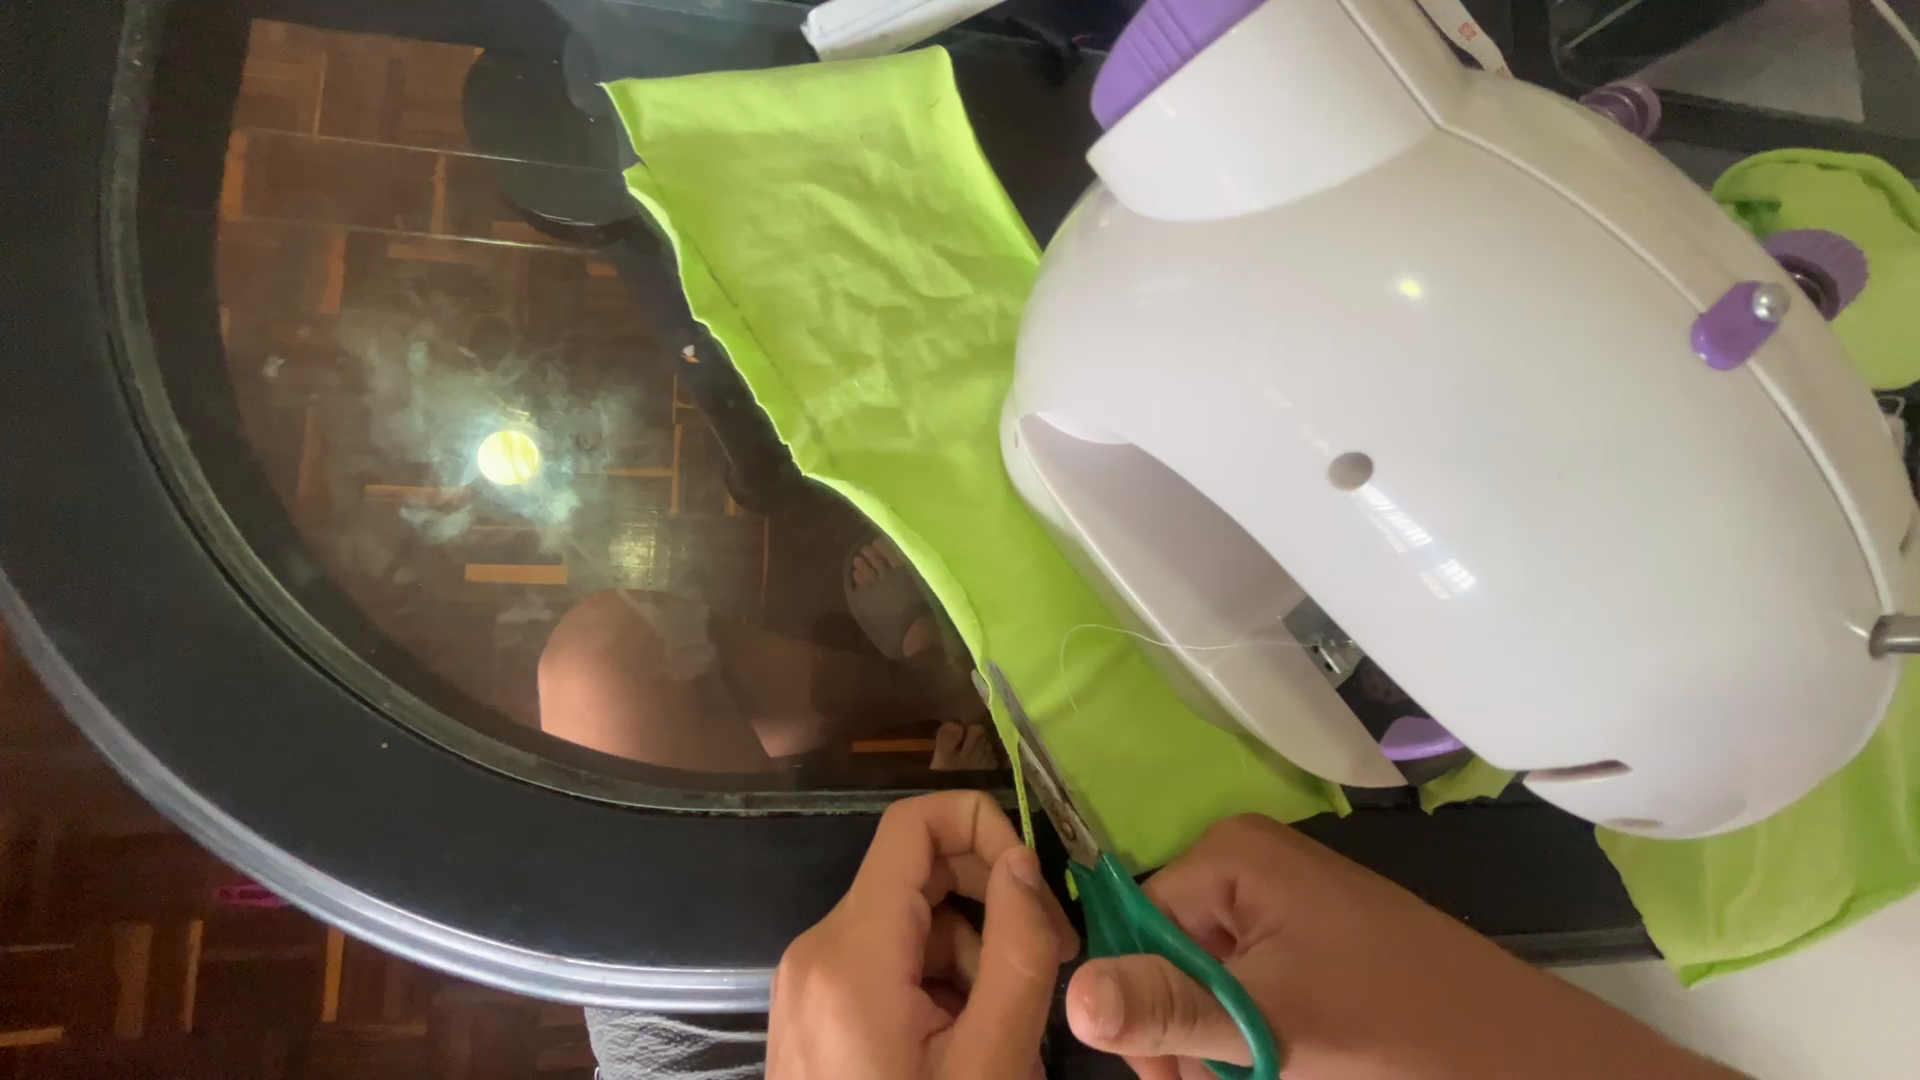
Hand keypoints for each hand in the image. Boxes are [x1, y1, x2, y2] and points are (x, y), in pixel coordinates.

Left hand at [768, 791, 1078, 1079]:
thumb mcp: (991, 1065)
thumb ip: (1017, 952)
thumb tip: (1022, 859)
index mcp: (852, 951)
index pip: (913, 824)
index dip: (981, 824)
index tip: (1036, 882)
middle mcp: (820, 947)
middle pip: (917, 870)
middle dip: (991, 898)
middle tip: (1052, 956)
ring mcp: (813, 979)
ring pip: (914, 920)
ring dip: (973, 953)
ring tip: (1008, 1029)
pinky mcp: (820, 1006)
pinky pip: (893, 960)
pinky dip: (941, 982)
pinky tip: (967, 1043)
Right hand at [1064, 815, 1744, 1079]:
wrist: (1544, 1065)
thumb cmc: (1404, 1029)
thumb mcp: (1276, 1026)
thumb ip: (1171, 1009)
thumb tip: (1072, 994)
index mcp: (1230, 855)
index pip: (1138, 919)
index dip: (1142, 995)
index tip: (1170, 1073)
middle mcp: (1247, 865)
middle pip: (1170, 950)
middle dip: (1186, 1029)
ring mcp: (1281, 904)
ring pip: (1207, 978)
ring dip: (1220, 1042)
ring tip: (1269, 1078)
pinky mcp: (1308, 942)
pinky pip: (1248, 986)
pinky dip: (1254, 1037)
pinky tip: (1286, 1068)